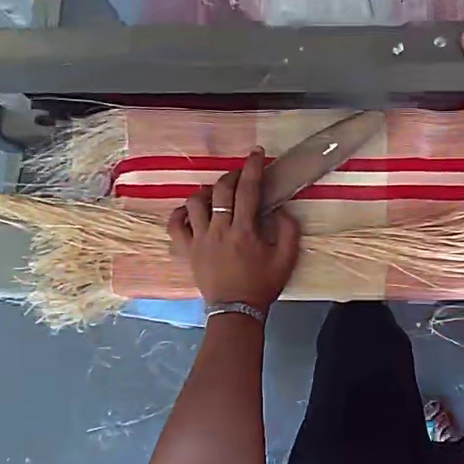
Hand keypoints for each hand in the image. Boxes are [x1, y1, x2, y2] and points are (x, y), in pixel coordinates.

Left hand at [166, 149, 301, 314]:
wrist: (236, 310)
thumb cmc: (262, 285)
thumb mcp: (286, 259)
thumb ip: (289, 231)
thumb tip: (282, 209)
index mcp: (245, 231)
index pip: (248, 190)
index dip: (252, 168)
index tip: (256, 153)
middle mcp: (219, 230)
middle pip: (221, 191)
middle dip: (232, 176)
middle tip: (240, 175)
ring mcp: (200, 239)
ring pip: (195, 203)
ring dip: (207, 192)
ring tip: (217, 195)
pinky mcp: (187, 250)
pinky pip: (175, 226)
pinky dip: (179, 214)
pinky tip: (190, 211)